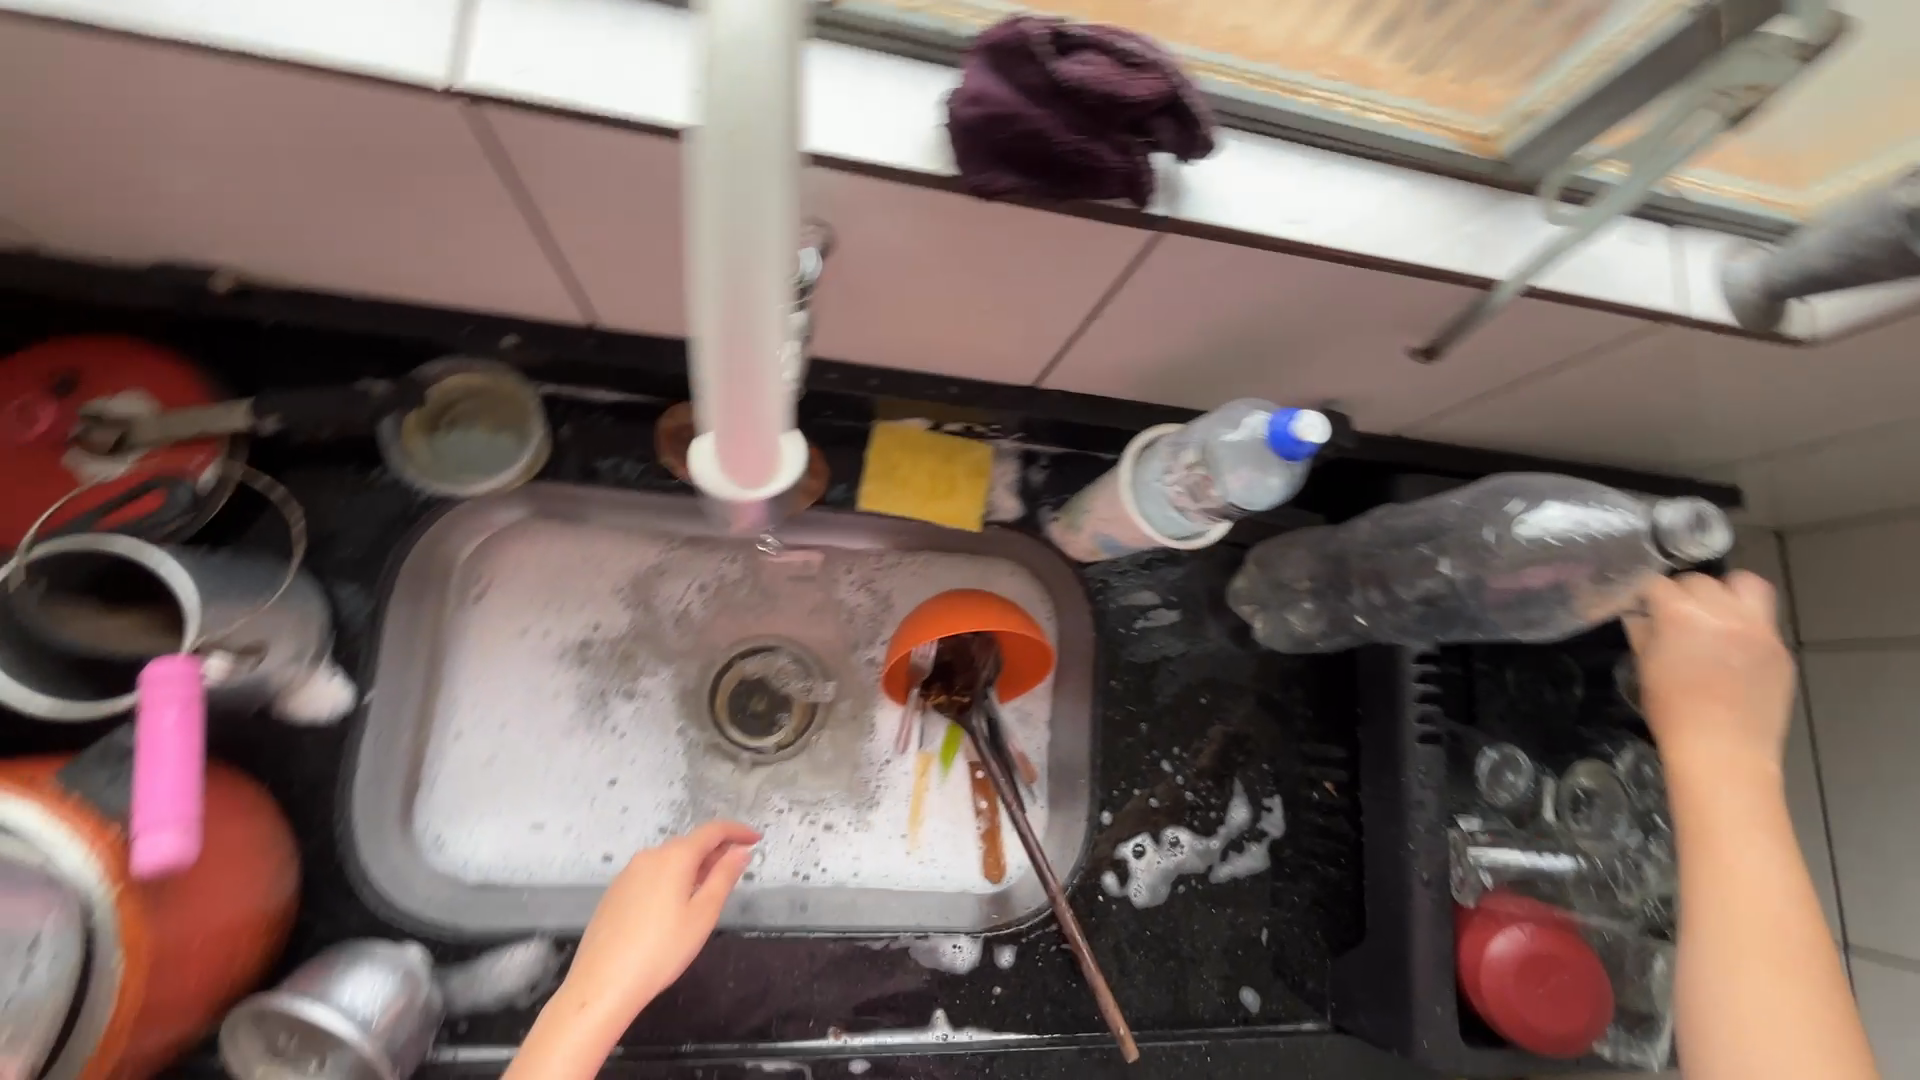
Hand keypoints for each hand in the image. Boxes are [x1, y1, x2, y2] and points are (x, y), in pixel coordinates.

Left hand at [561, 820, 759, 1020]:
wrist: (600, 987)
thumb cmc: (661, 950)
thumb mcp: (703, 914)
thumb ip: (724, 876)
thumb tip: (741, 851)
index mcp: (675, 857)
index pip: (713, 830)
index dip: (738, 831)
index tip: (756, 838)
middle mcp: (650, 856)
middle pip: (690, 843)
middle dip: (716, 851)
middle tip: (735, 870)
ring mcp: (628, 874)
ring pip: (670, 859)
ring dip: (693, 866)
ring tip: (706, 891)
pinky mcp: (615, 893)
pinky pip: (652, 874)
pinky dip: (671, 878)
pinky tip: (673, 906)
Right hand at [1625, 571, 1794, 779]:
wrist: (1723, 748)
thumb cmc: (1671, 709)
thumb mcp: (1644, 665)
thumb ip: (1643, 632)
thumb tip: (1639, 615)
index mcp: (1683, 617)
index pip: (1657, 584)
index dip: (1641, 591)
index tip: (1634, 603)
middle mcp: (1726, 615)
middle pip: (1701, 581)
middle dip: (1680, 591)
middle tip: (1667, 610)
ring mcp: (1761, 631)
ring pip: (1746, 585)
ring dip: (1723, 592)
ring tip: (1709, 612)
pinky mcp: (1781, 649)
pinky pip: (1761, 619)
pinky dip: (1742, 621)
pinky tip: (1728, 645)